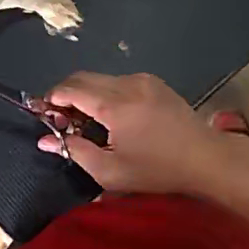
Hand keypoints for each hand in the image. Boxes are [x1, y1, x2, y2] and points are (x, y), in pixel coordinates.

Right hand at [35, 72, 230, 194]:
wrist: (205, 159)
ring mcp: (143, 80)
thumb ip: (74, 150)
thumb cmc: (157, 170)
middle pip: (83, 78)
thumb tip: (46, 139)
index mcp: (114, 103)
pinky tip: (111, 117)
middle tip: (60, 120)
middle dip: (66, 95)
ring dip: (86, 94)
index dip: (51, 99)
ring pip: (101, 78)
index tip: (43, 115)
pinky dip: (106, 93)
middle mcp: (127, 83)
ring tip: (85, 121)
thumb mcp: (110, 171)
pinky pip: (119, 81)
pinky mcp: (155, 83)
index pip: (70, 89)